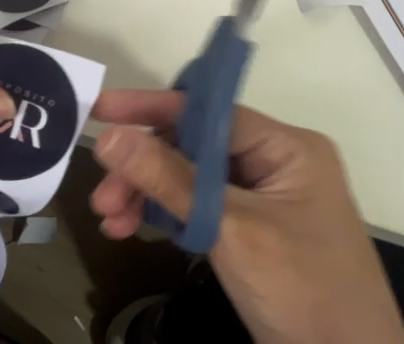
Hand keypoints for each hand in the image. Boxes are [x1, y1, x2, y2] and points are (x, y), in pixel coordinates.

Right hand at [90, 91, 403, 343]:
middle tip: (102, 194)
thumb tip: (108, 135)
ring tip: (109, 220)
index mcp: (287, 149)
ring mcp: (264, 199)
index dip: (150, 109)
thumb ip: (168, 179)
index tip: (99, 110)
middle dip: (142, 168)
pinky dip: (164, 215)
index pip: (207, 112)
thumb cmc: (304, 294)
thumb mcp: (230, 230)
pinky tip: (130, 228)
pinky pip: (197, 206)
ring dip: (146, 194)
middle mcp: (276, 163)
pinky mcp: (252, 231)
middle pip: (191, 146)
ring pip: (187, 177)